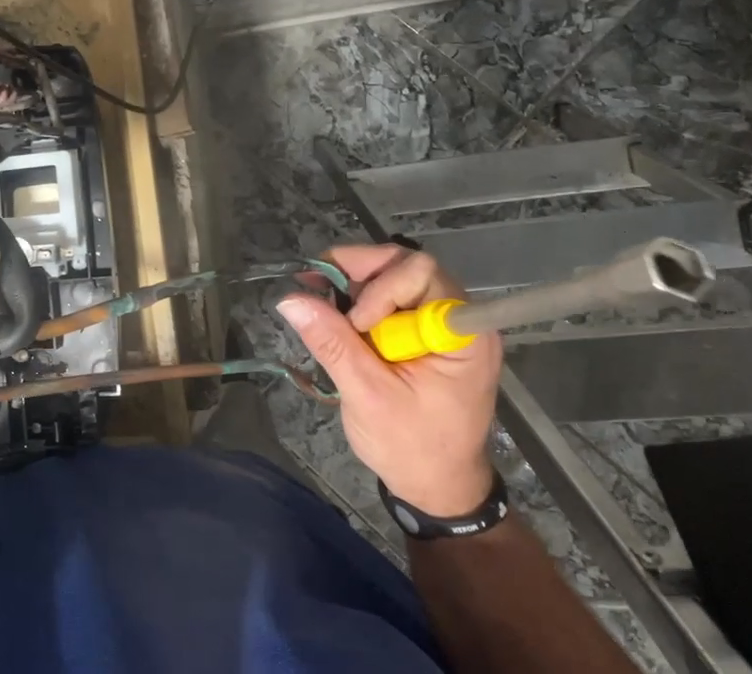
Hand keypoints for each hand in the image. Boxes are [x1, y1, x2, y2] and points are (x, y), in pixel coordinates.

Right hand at [277, 246, 500, 516]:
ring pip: (394, 277)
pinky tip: (338, 322)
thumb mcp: (367, 397)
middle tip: (318, 291)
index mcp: (461, 333)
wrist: (437, 486)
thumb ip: (333, 344)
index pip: (420, 271)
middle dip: (359, 275)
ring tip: (324, 311)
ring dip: (355, 287)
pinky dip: (360, 303)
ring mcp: (441, 324)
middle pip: (406, 266)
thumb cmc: (412, 447)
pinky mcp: (424, 333)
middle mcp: (457, 318)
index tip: (354, 324)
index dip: (380, 286)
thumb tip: (290, 299)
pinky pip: (392, 299)